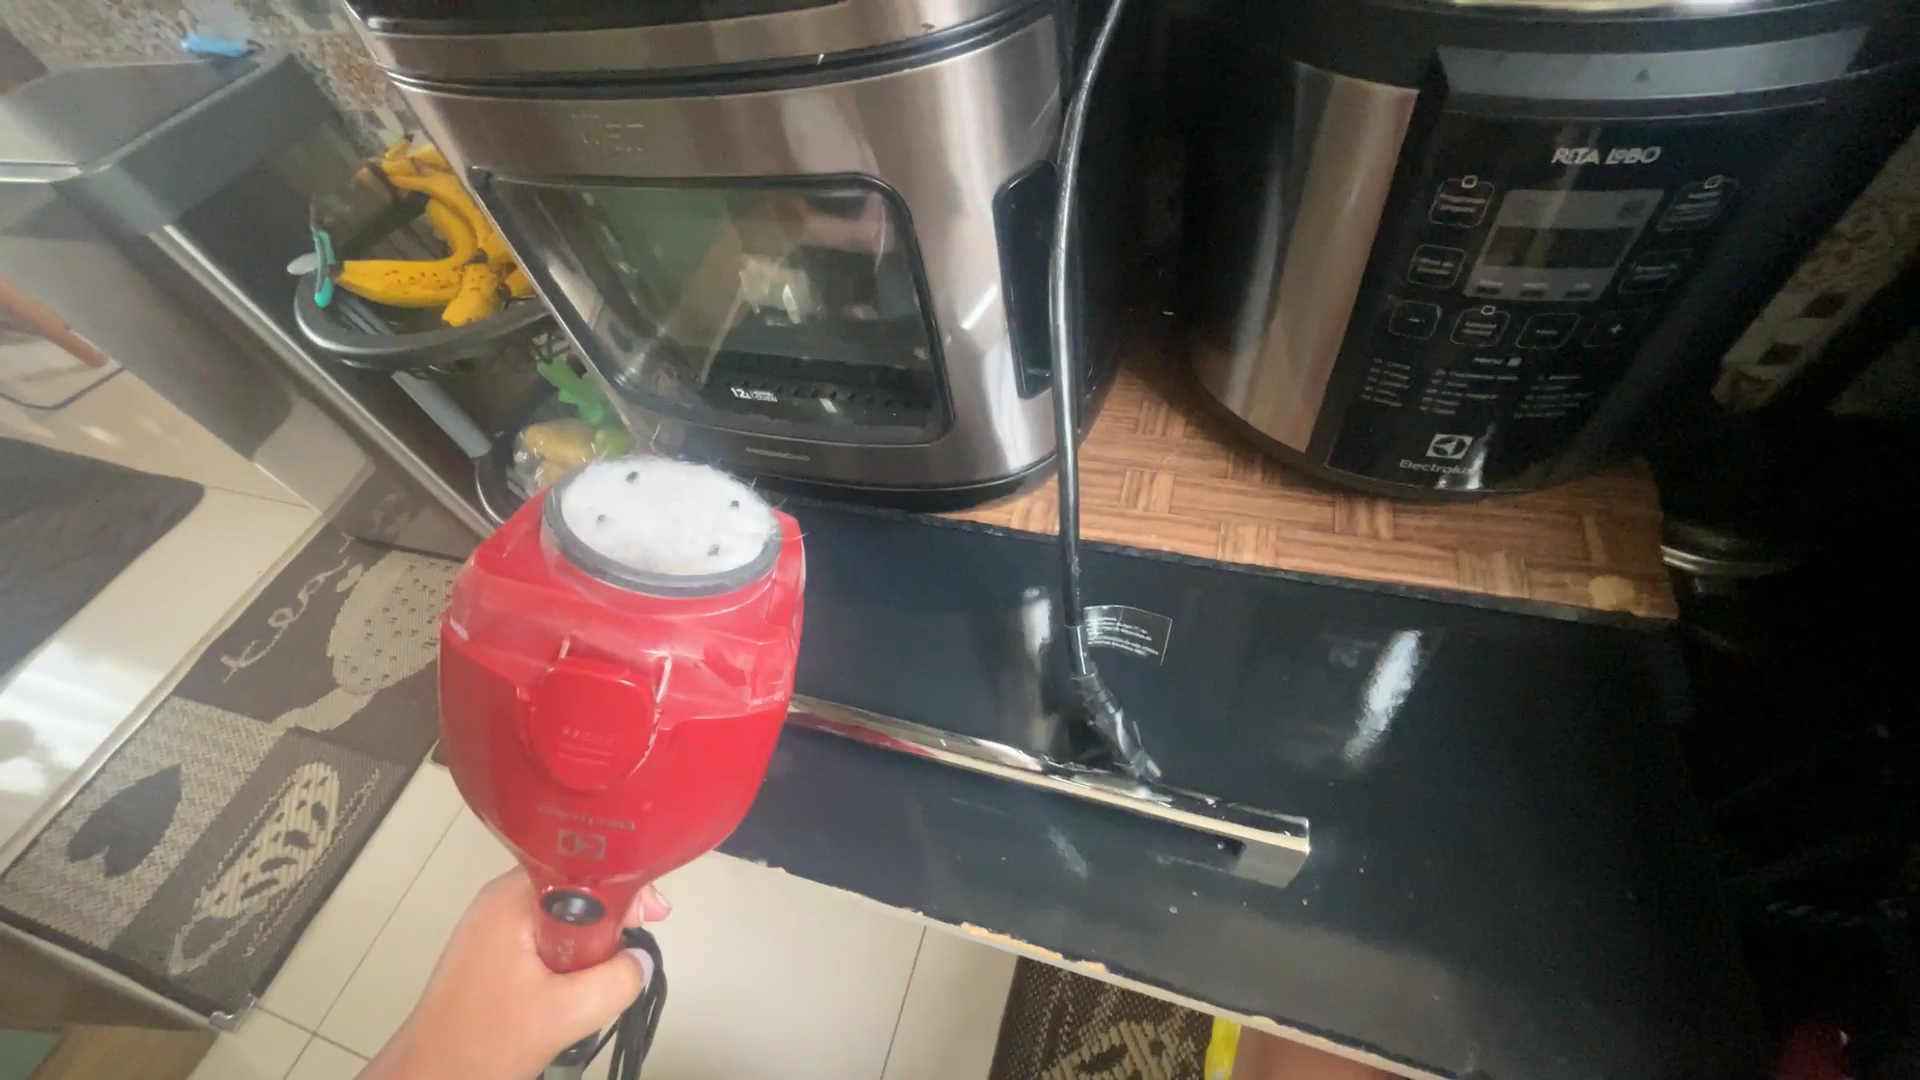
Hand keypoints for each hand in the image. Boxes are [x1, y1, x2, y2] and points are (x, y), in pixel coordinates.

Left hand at [362, 869, 670, 1079]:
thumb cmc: (482, 1044)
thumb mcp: (563, 1016)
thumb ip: (616, 981)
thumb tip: (641, 959)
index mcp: (512, 897)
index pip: (585, 865)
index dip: (625, 885)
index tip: (651, 915)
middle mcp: (502, 898)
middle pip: (578, 884)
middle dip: (614, 910)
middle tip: (638, 938)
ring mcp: (494, 923)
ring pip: (565, 910)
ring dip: (594, 934)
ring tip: (611, 965)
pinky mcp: (493, 948)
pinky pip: (548, 930)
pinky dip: (573, 947)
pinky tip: (582, 976)